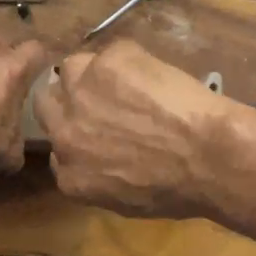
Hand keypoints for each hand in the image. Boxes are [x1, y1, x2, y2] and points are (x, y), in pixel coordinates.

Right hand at [34, 40, 234, 217]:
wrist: (208, 156)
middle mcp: (64, 133)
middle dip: (70, 100)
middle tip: (103, 101)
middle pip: (47, 103)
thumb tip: (103, 159)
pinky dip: (131, 61)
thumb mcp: (128, 202)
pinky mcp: (107, 62)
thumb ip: (99, 177)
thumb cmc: (179, 190)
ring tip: (127, 81)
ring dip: (93, 74)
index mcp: (70, 175)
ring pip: (72, 69)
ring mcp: (81, 93)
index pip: (56, 149)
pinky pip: (111, 53)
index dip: (76, 134)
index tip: (97, 132)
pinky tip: (156, 75)